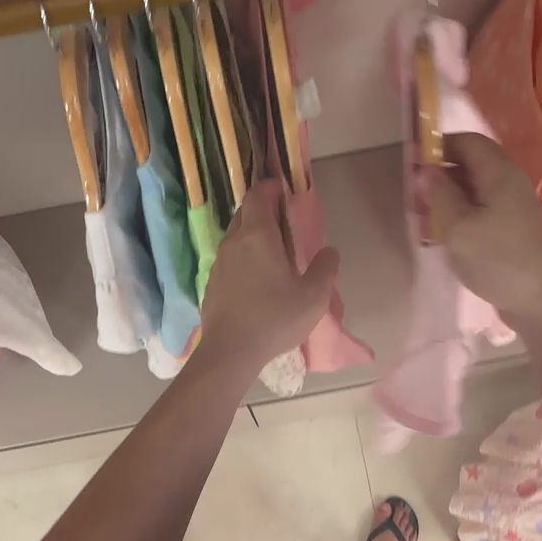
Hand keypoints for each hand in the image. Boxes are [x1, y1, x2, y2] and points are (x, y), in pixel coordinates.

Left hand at [193, 180, 339, 377]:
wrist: (230, 352)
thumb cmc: (274, 319)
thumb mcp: (313, 297)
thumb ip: (325, 269)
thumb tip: (329, 252)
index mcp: (257, 235)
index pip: (259, 194)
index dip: (272, 188)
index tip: (286, 191)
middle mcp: (233, 242)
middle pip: (245, 214)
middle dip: (263, 212)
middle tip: (284, 226)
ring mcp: (218, 264)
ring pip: (235, 239)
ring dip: (252, 239)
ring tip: (272, 256)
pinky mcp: (212, 285)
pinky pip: (229, 263)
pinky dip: (243, 262)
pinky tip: (256, 282)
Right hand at [425, 133, 541, 321]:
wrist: (537, 299)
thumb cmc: (497, 260)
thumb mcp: (459, 228)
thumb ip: (440, 196)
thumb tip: (424, 171)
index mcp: (500, 173)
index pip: (468, 142)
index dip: (439, 146)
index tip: (413, 161)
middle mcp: (510, 182)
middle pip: (471, 164)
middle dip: (441, 174)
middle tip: (416, 195)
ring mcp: (513, 206)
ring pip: (475, 189)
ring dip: (449, 198)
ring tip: (425, 218)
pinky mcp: (512, 228)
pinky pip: (482, 210)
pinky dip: (461, 214)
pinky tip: (446, 234)